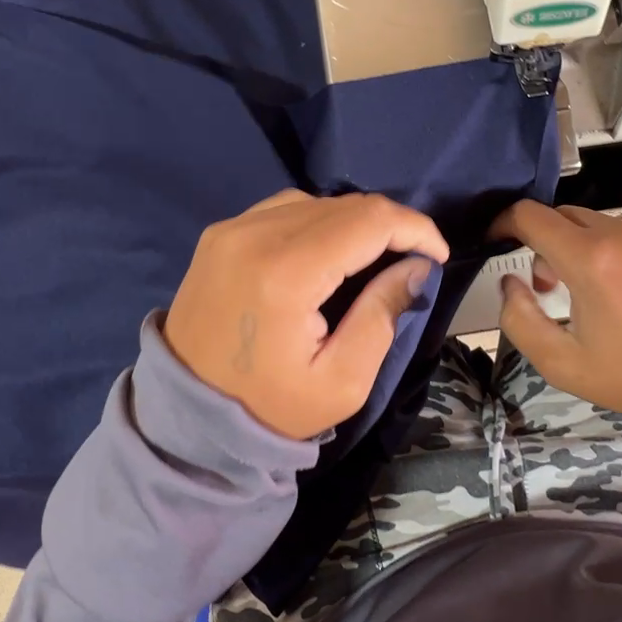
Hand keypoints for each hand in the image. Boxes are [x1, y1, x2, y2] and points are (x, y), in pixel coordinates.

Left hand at [164, 190, 449, 440]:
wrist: (183, 419)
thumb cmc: (267, 410)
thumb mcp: (342, 382)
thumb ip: (384, 314)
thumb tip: (416, 266)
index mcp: (286, 272)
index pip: (368, 220)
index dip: (415, 228)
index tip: (438, 255)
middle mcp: (254, 235)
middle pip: (344, 205)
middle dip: (389, 226)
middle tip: (412, 261)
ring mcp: (230, 230)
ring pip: (315, 201)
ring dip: (354, 222)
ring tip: (375, 258)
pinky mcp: (218, 235)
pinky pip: (283, 209)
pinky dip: (318, 222)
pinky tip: (329, 253)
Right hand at [491, 200, 621, 429]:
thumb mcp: (559, 362)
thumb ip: (518, 317)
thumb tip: (511, 279)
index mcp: (591, 260)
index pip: (531, 216)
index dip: (507, 223)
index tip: (501, 239)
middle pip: (568, 217)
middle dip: (552, 244)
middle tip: (559, 284)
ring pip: (608, 222)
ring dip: (596, 245)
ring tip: (610, 286)